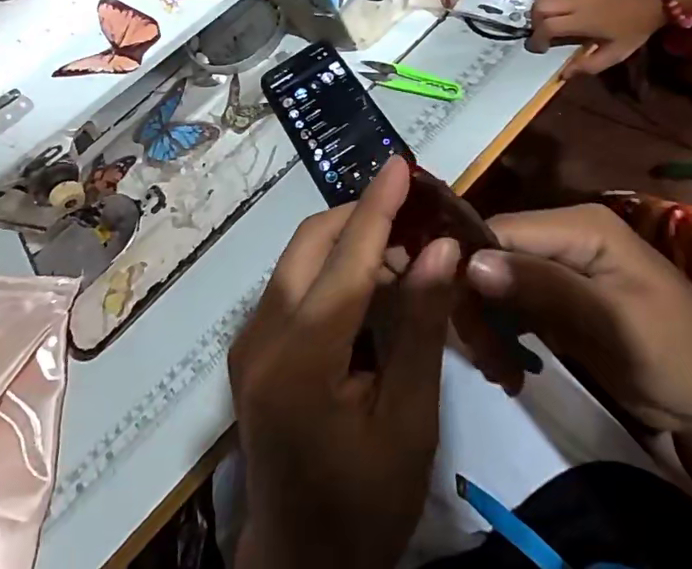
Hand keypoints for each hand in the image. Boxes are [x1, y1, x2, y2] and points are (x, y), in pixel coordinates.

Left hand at [228, 161, 461, 568]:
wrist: (303, 562)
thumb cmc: (367, 500)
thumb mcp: (410, 418)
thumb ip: (422, 326)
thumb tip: (442, 248)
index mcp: (301, 360)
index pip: (346, 259)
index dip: (378, 206)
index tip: (402, 163)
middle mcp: (261, 339)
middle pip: (311, 244)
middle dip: (363, 217)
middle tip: (418, 219)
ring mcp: (248, 344)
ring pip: (299, 260)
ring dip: (350, 243)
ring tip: (407, 257)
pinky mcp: (251, 351)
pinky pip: (293, 286)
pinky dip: (334, 270)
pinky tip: (373, 289)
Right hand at [459, 203, 691, 434]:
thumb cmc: (676, 355)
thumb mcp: (612, 322)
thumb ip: (545, 287)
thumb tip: (472, 263)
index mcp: (581, 225)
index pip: (501, 230)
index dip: (470, 269)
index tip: (460, 324)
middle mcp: (566, 236)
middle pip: (495, 257)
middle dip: (481, 307)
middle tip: (488, 363)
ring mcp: (564, 270)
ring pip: (499, 286)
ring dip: (491, 329)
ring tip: (501, 374)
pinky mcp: (562, 302)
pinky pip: (515, 309)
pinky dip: (506, 338)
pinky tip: (510, 371)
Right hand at [528, 0, 667, 77]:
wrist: (649, 1)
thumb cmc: (631, 30)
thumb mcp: (614, 55)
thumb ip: (587, 65)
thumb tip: (563, 75)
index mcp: (581, 20)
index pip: (546, 26)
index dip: (537, 39)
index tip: (539, 48)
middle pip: (539, 6)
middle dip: (534, 22)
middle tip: (542, 33)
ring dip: (540, 9)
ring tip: (549, 20)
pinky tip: (561, 7)